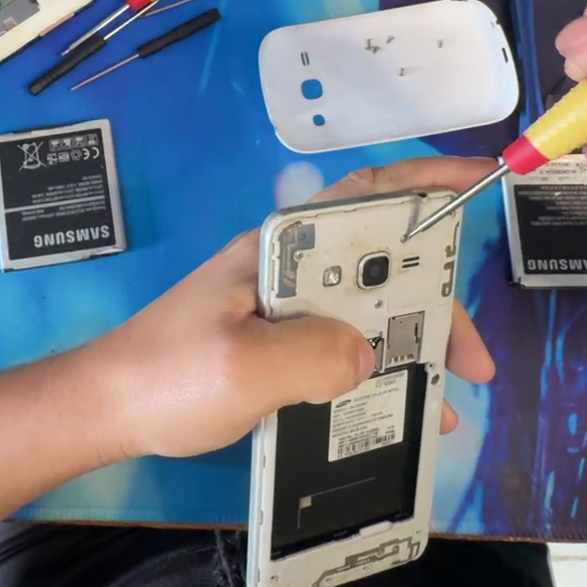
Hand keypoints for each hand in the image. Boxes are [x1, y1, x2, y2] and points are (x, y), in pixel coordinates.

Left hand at [83, 157, 499, 460]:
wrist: (107, 406)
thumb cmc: (169, 377)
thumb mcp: (246, 368)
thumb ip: (315, 356)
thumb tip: (368, 353)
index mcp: (280, 252)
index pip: (362, 196)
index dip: (423, 179)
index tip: (479, 178)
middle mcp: (286, 269)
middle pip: (377, 264)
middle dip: (434, 302)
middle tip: (475, 360)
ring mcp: (278, 305)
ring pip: (362, 309)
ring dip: (409, 345)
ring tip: (449, 396)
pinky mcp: (270, 341)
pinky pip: (337, 345)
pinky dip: (374, 370)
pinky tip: (399, 408)